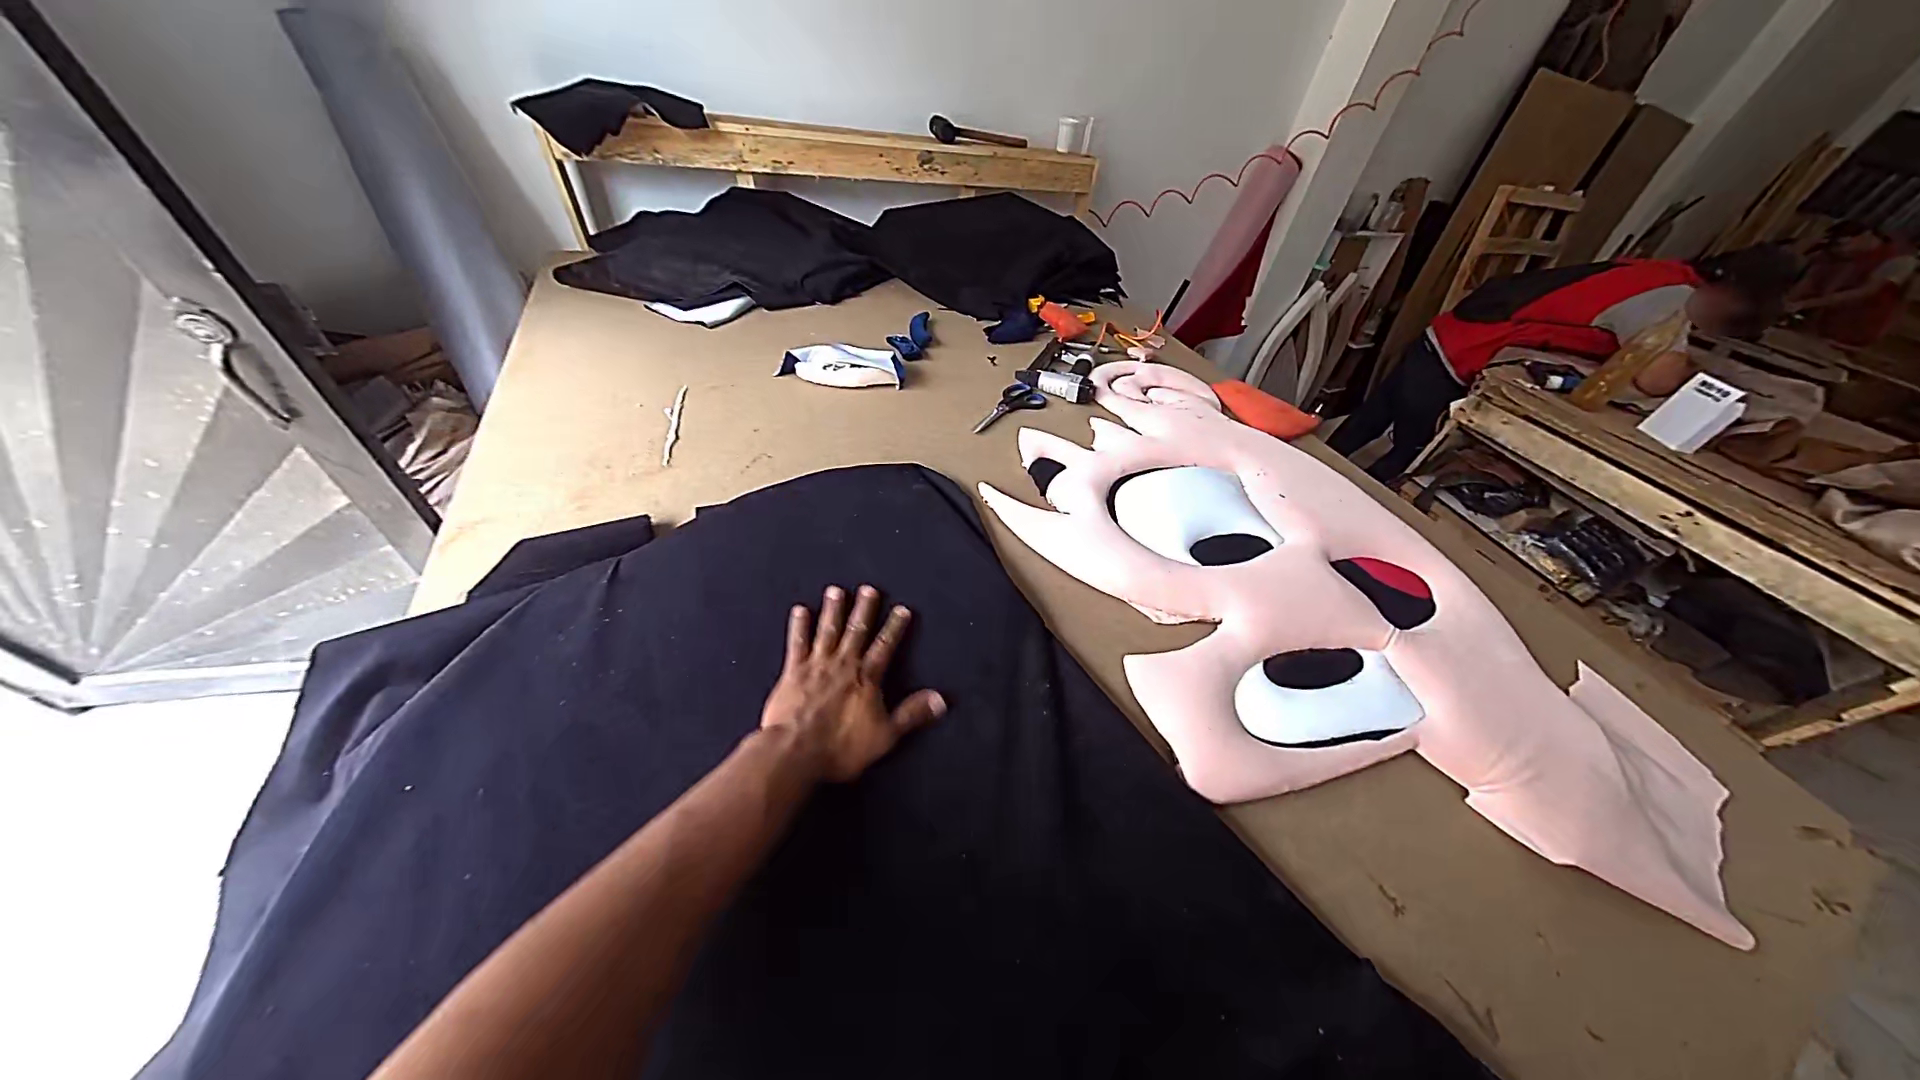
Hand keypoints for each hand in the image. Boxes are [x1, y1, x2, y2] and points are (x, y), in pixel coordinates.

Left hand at [760, 585, 945, 782]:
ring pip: (827, 630)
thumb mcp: (885, 735)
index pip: (884, 646)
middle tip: (868, 589)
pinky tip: (799, 610)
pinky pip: (797, 643)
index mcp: (866, 678)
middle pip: (856, 631)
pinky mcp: (792, 672)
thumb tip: (940, 700)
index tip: (901, 609)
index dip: (894, 627)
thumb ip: (911, 714)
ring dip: (833, 610)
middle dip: (864, 609)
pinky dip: (799, 626)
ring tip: (835, 591)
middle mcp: (843, 665)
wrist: (795, 752)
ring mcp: (816, 666)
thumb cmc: (840, 748)